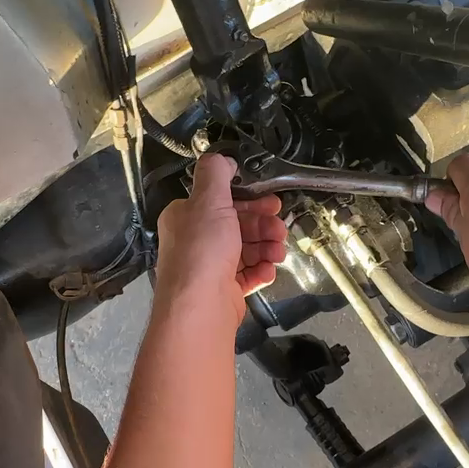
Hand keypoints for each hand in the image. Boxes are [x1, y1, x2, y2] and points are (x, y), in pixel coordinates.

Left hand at [155, 154, 288, 326]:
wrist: (200, 308)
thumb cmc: (203, 250)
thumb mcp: (209, 201)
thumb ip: (216, 173)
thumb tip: (223, 159)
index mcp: (187, 217)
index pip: (222, 202)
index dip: (250, 200)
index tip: (273, 203)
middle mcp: (196, 241)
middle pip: (238, 226)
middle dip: (263, 226)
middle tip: (281, 229)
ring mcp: (210, 268)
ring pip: (246, 251)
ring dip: (266, 248)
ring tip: (279, 253)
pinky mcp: (224, 291)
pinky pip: (247, 275)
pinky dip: (261, 271)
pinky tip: (269, 271)